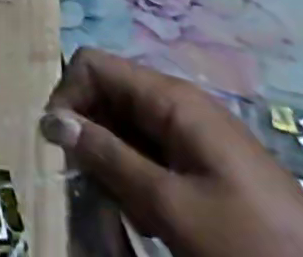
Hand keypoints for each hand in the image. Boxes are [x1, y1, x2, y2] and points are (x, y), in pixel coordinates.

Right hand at [41, 50, 302, 256]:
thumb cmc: (250, 243)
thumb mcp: (170, 205)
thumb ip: (108, 157)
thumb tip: (53, 119)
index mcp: (172, 98)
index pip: (94, 64)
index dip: (68, 96)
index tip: (61, 147)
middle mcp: (180, 104)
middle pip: (108, 93)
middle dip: (89, 133)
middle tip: (93, 185)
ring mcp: (195, 134)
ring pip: (126, 126)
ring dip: (111, 161)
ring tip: (125, 208)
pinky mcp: (206, 163)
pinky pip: (151, 152)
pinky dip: (136, 177)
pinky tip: (148, 215)